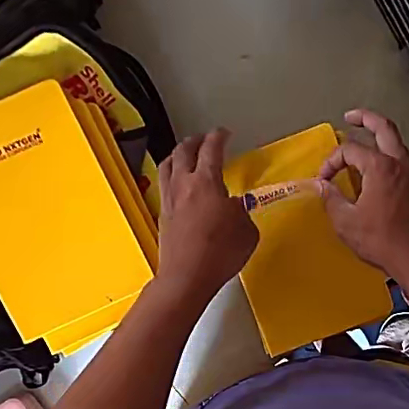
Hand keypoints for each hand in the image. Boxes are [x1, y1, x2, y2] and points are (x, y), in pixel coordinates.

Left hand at [153, 129, 258, 311]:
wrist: (188, 275)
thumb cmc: (221, 253)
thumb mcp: (246, 231)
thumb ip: (242, 212)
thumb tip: (236, 206)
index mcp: (207, 182)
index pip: (212, 150)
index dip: (218, 138)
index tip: (223, 133)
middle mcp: (184, 184)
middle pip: (184, 151)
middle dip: (195, 141)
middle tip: (203, 140)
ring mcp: (170, 199)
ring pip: (168, 165)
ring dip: (177, 154)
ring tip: (184, 154)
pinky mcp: (162, 215)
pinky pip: (164, 185)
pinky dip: (171, 175)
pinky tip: (177, 183)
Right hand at [315, 110, 408, 278]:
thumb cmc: (387, 243)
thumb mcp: (346, 222)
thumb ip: (332, 200)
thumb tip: (323, 189)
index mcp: (380, 168)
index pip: (350, 150)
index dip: (332, 161)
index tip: (325, 177)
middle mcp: (399, 166)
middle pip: (383, 128)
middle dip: (365, 118)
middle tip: (352, 117)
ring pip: (396, 143)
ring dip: (380, 136)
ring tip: (366, 138)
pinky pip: (401, 161)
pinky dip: (388, 155)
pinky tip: (379, 168)